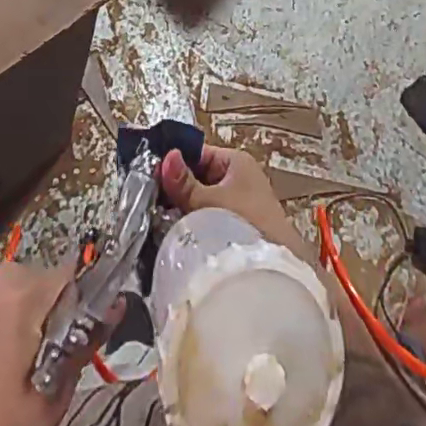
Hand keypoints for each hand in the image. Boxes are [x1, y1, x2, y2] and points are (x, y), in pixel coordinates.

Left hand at [0, 263, 75, 425]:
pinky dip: (25, 315)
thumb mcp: (54, 393)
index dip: (90, 299)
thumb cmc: (1, 421)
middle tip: (62, 352)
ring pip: (37, 285)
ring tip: (41, 356)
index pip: (75, 273)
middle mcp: (4, 280)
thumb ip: (86, 344)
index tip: (90, 331)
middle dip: (66, 308)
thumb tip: (116, 305)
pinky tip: (19, 352)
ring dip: (46, 313)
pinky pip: (16, 295)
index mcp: (23, 295)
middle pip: (56, 278)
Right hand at [159, 146, 306, 259]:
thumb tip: (166, 157)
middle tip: (150, 200)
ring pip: (201, 198)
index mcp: (235, 161)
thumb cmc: (243, 226)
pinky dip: (194, 223)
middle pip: (197, 176)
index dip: (173, 163)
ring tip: (157, 217)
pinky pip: (208, 217)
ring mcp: (239, 202)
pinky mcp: (238, 225)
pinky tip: (175, 233)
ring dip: (183, 208)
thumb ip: (183, 182)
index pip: (195, 153)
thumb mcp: (206, 202)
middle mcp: (238, 177)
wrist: (277, 272)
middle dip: (176, 189)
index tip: (149, 176)